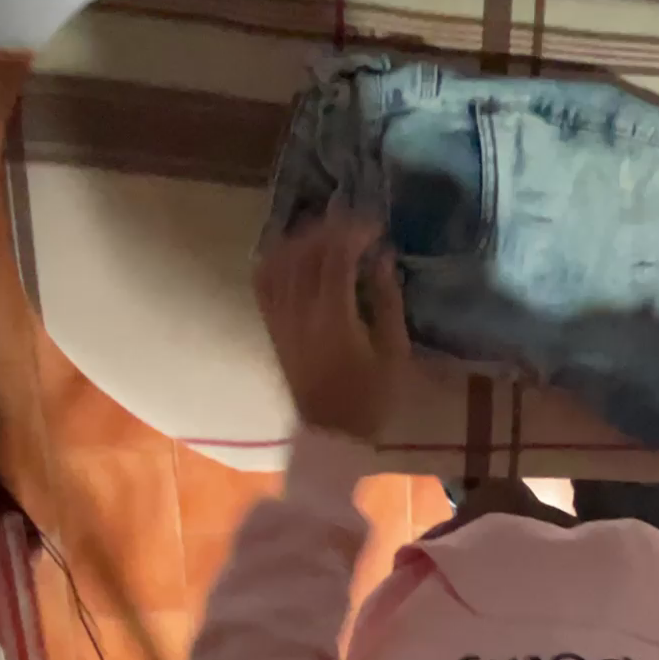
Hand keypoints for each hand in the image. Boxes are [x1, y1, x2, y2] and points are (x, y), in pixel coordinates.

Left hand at [254, 211, 410, 440]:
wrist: (333, 434)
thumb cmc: (372, 398)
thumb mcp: (394, 351)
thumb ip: (387, 300)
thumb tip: (383, 258)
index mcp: (333, 319)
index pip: (336, 257)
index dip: (355, 233)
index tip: (376, 227)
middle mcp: (299, 312)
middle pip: (305, 251)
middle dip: (330, 229)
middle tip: (355, 225)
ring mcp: (280, 318)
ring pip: (280, 260)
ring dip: (302, 238)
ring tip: (327, 234)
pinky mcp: (272, 326)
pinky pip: (264, 281)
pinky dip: (277, 258)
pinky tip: (294, 253)